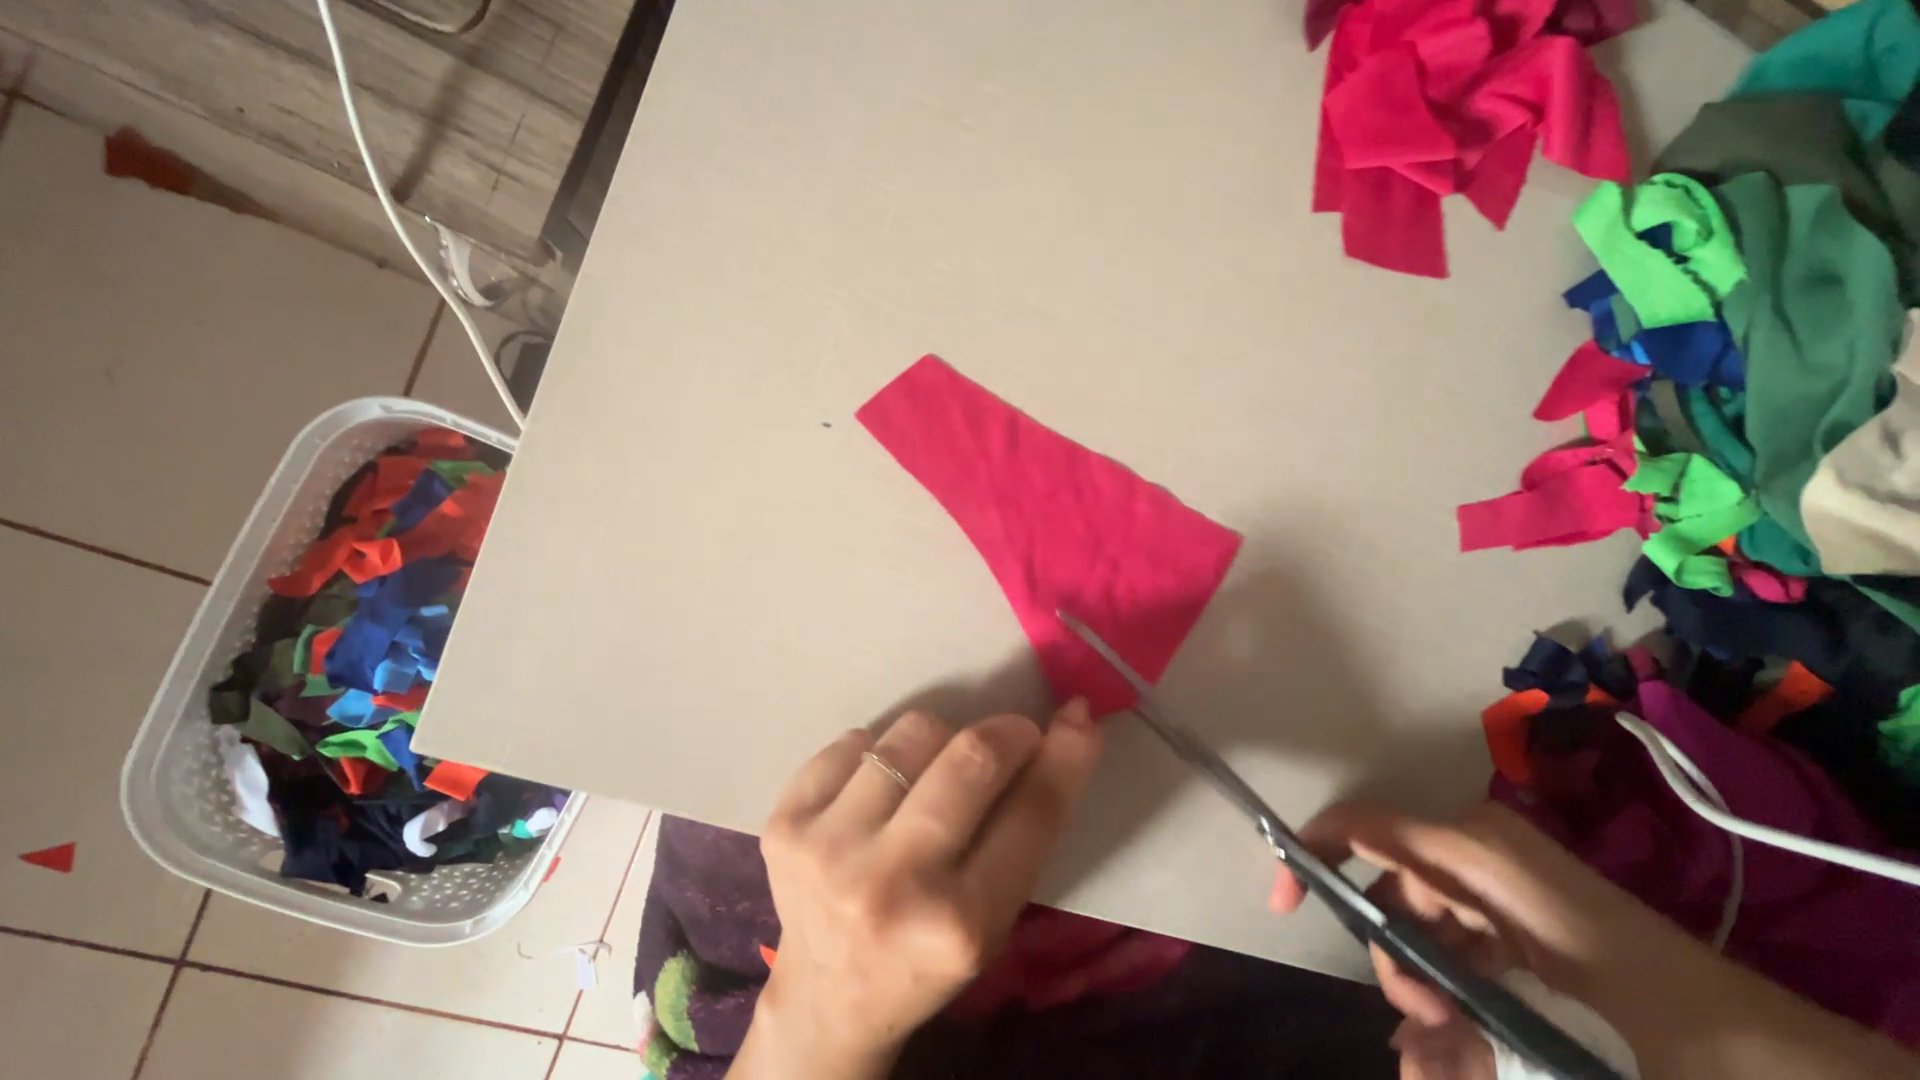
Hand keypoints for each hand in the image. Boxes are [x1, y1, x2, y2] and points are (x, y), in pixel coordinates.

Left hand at [733, 699, 1103, 1079]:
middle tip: (1010, 739)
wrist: (828, 998)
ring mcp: (829, 850)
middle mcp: (892, 885)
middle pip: (970, 758)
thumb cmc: (929, 958)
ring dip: (938, 741)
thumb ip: (1029, 827)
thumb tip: (1071, 725)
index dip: (1064, 754)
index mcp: (961, 924)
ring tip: (932, 775)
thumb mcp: (994, 917)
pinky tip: (877, 793)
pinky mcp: (785, 826)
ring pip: (910, 735)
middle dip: (1004, 733)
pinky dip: (876, 754)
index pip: (1032, 812)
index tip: (1076, 718)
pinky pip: (853, 742)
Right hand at [1269, 800, 1919, 1079]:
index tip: (1280, 900)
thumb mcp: (1506, 954)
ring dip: (1422, 989)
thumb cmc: (1616, 988)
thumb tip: (1367, 940)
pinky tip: (1460, 1038)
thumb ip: (1430, 927)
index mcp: (1471, 844)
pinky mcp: (1520, 925)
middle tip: (1423, 1018)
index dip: (1310, 852)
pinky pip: (1459, 948)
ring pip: (1423, 931)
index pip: (1363, 827)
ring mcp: (1501, 888)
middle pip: (1390, 892)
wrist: (1737, 1043)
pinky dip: (1451, 990)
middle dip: (1393, 959)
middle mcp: (1479, 853)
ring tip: (1446, 1044)